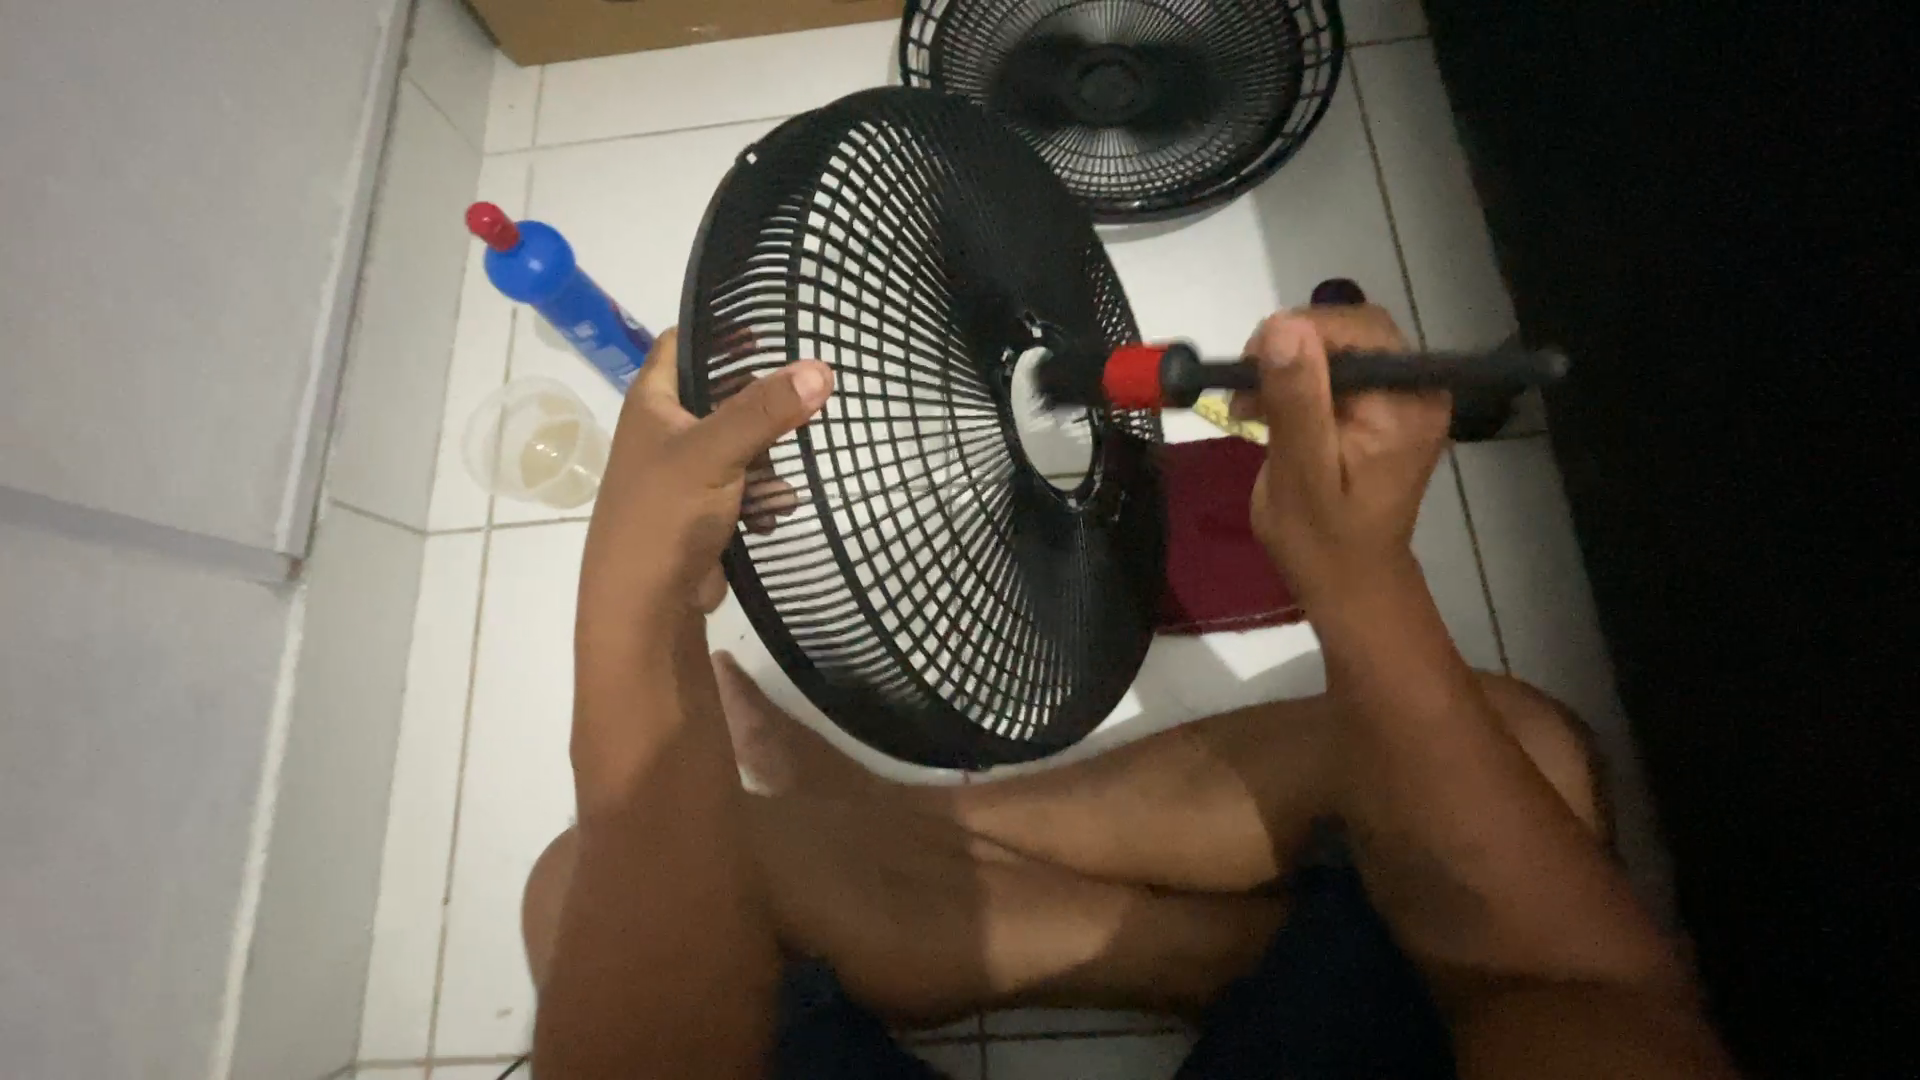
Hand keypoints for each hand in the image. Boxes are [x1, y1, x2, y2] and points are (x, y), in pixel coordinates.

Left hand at [578, 327, 831, 633]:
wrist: (645, 605)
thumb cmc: (664, 515)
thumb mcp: (715, 452)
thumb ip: (766, 410)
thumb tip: (822, 369)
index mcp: (653, 403)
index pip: (683, 344)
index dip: (719, 332)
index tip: (764, 330)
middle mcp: (667, 432)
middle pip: (726, 399)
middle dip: (763, 414)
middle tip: (797, 414)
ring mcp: (687, 474)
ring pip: (745, 448)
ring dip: (768, 468)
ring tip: (772, 490)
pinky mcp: (706, 511)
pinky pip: (747, 490)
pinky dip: (762, 500)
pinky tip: (769, 518)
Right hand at [1231, 306, 1451, 606]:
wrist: (1348, 581)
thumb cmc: (1320, 539)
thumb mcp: (1300, 472)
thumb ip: (1295, 400)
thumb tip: (1280, 327)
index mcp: (1405, 402)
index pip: (1356, 329)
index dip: (1296, 334)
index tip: (1247, 368)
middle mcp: (1415, 389)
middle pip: (1350, 332)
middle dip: (1288, 351)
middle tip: (1244, 391)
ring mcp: (1401, 398)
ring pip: (1339, 349)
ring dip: (1286, 367)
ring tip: (1249, 406)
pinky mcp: (1381, 410)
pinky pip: (1337, 373)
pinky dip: (1296, 383)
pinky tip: (1268, 411)